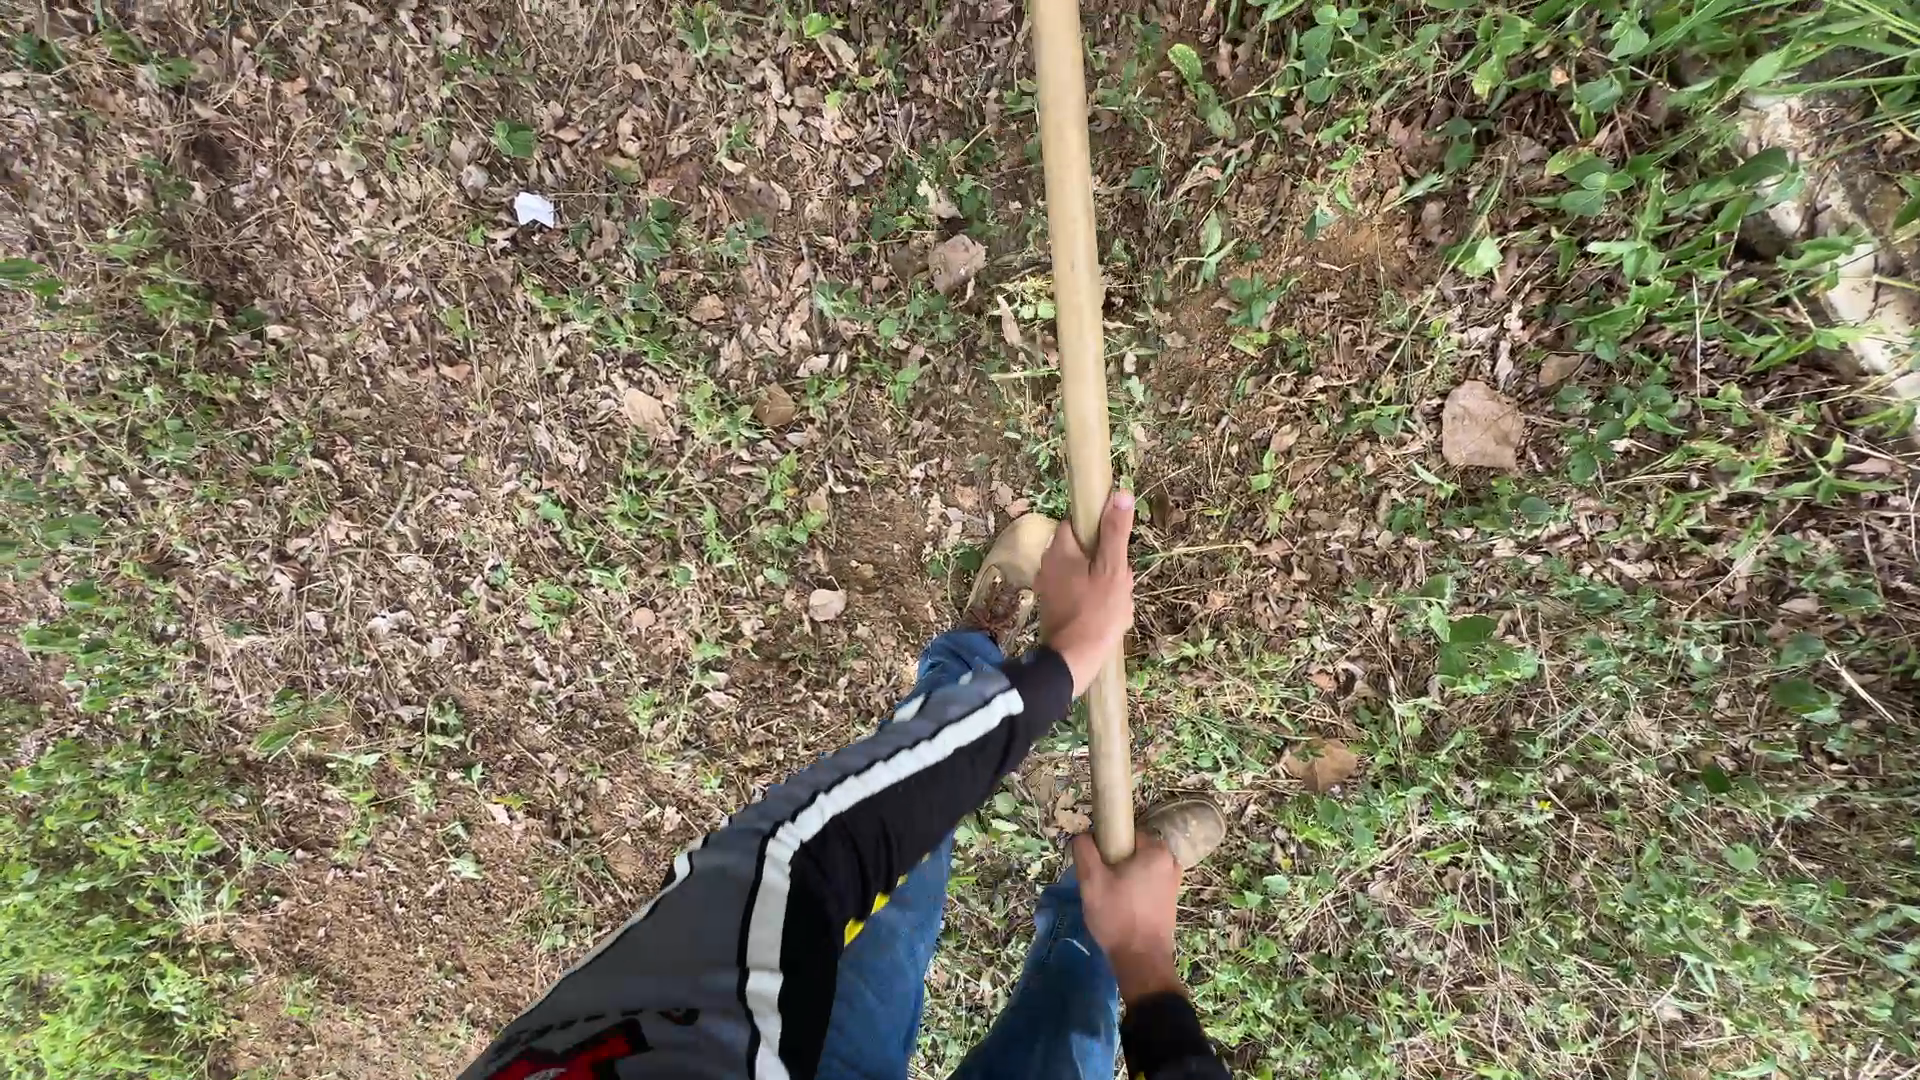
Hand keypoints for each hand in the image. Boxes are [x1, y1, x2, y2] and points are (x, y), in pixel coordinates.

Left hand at [1035, 490, 1135, 696]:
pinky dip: (1094, 600)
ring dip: (1105, 585)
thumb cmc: (1095, 613)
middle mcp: (1047, 564)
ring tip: (1117, 605)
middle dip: (1107, 565)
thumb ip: (1115, 533)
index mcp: (1059, 550)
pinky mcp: (1053, 606)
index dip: (1099, 532)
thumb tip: (1120, 493)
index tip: (1115, 549)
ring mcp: (1048, 587)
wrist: (1073, 660)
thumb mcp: (1113, 570)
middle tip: (1120, 584)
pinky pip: (1079, 593)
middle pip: (1084, 551)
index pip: (1078, 524)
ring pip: (1085, 574)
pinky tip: (1108, 616)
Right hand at [1071, 831, 1183, 1005]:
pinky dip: (1133, 889)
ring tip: (1109, 897)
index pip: (1125, 832)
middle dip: (1114, 862)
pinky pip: (1146, 883)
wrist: (1142, 962)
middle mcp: (1170, 861)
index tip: (1096, 865)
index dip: (1106, 845)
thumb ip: (1084, 849)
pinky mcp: (1170, 900)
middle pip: (1132, 850)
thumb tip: (1083, 836)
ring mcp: (1173, 882)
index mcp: (1156, 850)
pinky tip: (1121, 907)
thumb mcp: (1091, 879)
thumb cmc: (1117, 916)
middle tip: (1099, 883)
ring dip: (1123, 877)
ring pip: (1138, 867)